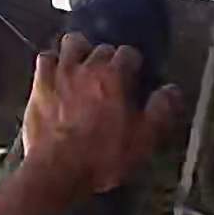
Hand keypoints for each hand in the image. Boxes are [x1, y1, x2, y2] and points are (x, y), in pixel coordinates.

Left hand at [20, 33, 180, 203]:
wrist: (56, 172)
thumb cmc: (100, 157)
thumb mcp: (141, 141)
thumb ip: (160, 112)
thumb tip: (173, 91)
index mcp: (115, 77)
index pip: (129, 53)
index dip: (134, 64)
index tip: (134, 76)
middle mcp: (89, 67)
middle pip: (103, 48)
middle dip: (109, 58)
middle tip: (111, 76)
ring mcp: (62, 72)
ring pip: (73, 42)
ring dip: (80, 49)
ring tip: (84, 63)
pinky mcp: (41, 83)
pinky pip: (46, 57)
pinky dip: (52, 61)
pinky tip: (56, 72)